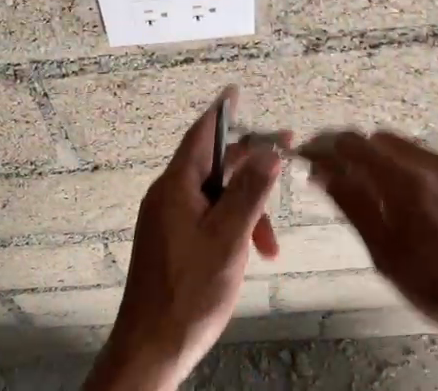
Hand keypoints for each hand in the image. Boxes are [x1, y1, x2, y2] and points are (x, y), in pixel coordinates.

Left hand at [84, 88, 287, 390]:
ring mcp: (168, 219)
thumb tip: (269, 154)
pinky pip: (207, 217)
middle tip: (285, 156)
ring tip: (271, 247)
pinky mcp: (172, 242)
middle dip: (251, 167)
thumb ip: (250, 194)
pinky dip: (232, 227)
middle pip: (214, 165)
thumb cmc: (190, 291)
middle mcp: (169, 195)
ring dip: (247, 211)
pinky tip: (250, 253)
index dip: (221, 112)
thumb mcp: (229, 239)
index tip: (236, 91)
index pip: (202, 134)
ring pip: (215, 197)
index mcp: (176, 186)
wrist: (152, 346)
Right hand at [299, 130, 437, 390]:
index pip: (354, 144)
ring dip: (394, 166)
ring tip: (392, 202)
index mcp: (408, 184)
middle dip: (360, 155)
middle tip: (346, 179)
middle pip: (382, 140)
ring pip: (414, 151)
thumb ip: (352, 204)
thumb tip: (323, 172)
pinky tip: (430, 210)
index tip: (314, 157)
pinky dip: (427, 177)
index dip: (328, 148)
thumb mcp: (385, 255)